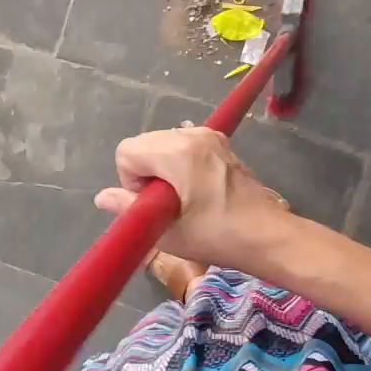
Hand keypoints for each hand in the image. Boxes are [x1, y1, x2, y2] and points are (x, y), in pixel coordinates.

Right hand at [94, 126, 290, 271]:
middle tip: (165, 204)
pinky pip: (185, 145)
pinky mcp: (222, 144)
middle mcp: (191, 134)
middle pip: (144, 143)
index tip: (151, 205)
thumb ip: (130, 208)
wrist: (267, 236)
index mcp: (176, 151)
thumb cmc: (216, 235)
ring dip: (162, 167)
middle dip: (145, 172)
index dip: (130, 181)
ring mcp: (210, 136)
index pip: (127, 151)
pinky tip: (197, 189)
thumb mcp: (166, 230)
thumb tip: (103, 197)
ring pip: (164, 143)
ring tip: (182, 198)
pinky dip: (180, 162)